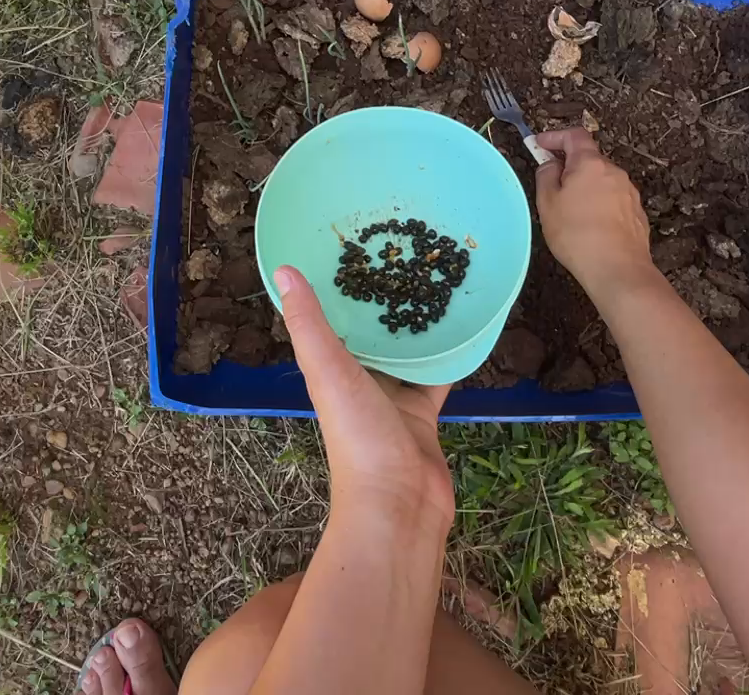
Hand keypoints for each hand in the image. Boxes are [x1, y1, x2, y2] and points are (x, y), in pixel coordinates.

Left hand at [273, 266, 454, 532]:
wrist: (400, 504)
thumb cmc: (358, 434)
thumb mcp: (328, 370)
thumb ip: (309, 322)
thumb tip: (283, 269)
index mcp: (331, 367)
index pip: (332, 316)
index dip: (340, 284)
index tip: (355, 244)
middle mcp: (359, 379)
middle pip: (372, 330)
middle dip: (384, 298)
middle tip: (406, 253)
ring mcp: (393, 397)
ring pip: (405, 350)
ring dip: (416, 322)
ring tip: (435, 278)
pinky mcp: (425, 413)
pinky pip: (438, 375)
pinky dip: (448, 355)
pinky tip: (464, 326)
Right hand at [534, 129, 662, 296]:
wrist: (617, 268)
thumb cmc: (577, 234)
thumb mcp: (547, 203)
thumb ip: (546, 175)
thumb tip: (551, 164)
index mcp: (590, 164)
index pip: (574, 135)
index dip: (554, 136)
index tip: (539, 144)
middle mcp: (613, 172)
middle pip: (589, 158)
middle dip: (569, 165)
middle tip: (550, 181)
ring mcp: (628, 192)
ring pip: (601, 179)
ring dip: (584, 185)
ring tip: (568, 208)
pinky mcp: (635, 211)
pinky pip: (612, 197)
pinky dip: (597, 201)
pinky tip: (588, 223)